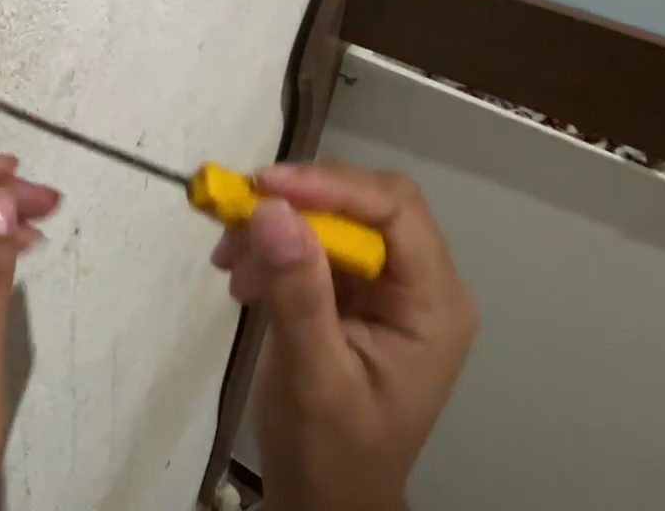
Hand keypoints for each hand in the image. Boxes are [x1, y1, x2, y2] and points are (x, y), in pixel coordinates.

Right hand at [210, 162, 476, 510]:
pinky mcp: (352, 290)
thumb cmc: (331, 453)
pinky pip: (313, 242)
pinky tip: (242, 276)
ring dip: (277, 226)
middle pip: (365, 204)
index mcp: (434, 303)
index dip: (333, 186)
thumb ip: (298, 291)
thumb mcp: (312, 376)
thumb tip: (271, 208)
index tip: (266, 185)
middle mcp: (420, 282)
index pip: (396, 211)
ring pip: (333, 216)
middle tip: (240, 211)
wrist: (325, 501)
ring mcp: (386, 285)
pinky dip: (272, 247)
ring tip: (230, 259)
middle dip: (299, 202)